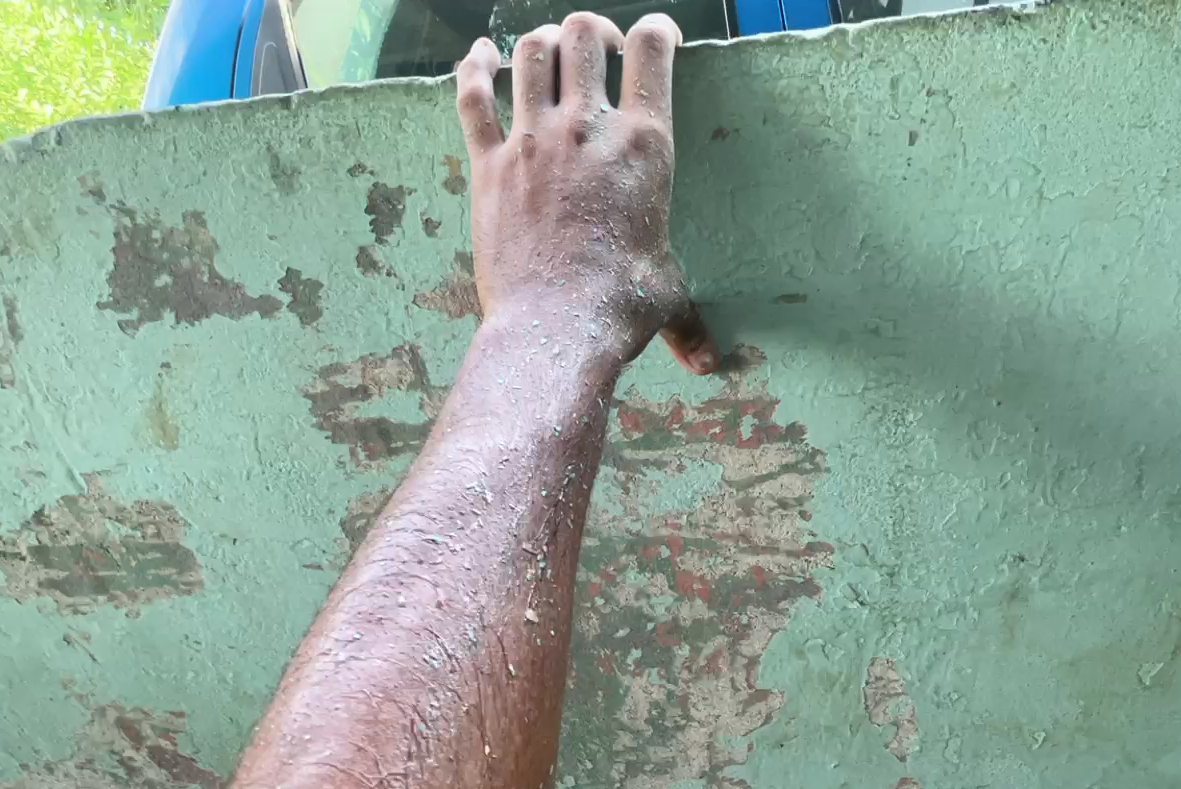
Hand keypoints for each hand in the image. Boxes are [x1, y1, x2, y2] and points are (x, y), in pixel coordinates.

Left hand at [454, 14, 718, 374]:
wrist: (554, 328)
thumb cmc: (620, 310)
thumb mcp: (668, 300)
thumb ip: (689, 320)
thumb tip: (707, 362)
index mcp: (643, 147)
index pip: (651, 51)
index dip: (657, 32)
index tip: (656, 39)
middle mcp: (587, 127)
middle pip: (584, 34)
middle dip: (595, 31)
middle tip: (600, 52)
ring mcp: (532, 141)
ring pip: (531, 52)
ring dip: (543, 43)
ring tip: (551, 56)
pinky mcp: (489, 165)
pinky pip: (473, 96)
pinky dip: (474, 68)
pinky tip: (481, 57)